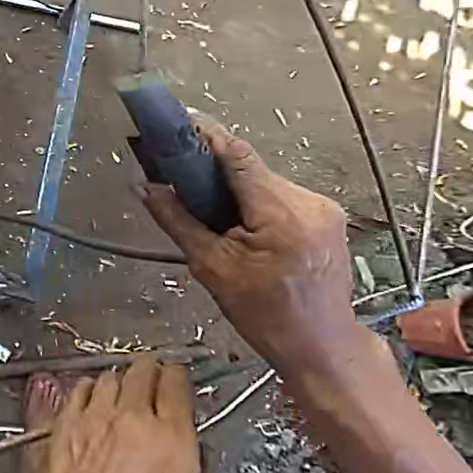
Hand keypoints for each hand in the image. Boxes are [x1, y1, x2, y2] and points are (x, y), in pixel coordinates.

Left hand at [3, 358, 198, 472]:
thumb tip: (184, 451)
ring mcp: (92, 421)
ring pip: (107, 378)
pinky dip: (87, 394)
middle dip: (150, 375)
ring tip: (122, 395)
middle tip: (152, 382)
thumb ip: (186, 467)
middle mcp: (131, 419)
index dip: (177, 380)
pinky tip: (90, 405)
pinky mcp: (61, 429)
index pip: (177, 384)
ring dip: (118, 384)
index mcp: (173, 439)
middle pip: (141, 372)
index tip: (177, 381)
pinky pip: (77, 394)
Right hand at [139, 119, 362, 383]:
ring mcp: (324, 208)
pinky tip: (241, 224)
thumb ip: (178, 221)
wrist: (322, 347)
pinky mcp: (328, 217)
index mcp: (282, 214)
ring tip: (212, 211)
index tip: (180, 125)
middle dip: (217, 172)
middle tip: (184, 182)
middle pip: (252, 168)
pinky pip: (281, 195)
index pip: (239, 156)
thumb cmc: (264, 315)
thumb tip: (145, 188)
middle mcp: (310, 201)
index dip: (208, 137)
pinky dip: (257, 201)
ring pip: (266, 181)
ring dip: (237, 188)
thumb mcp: (211, 268)